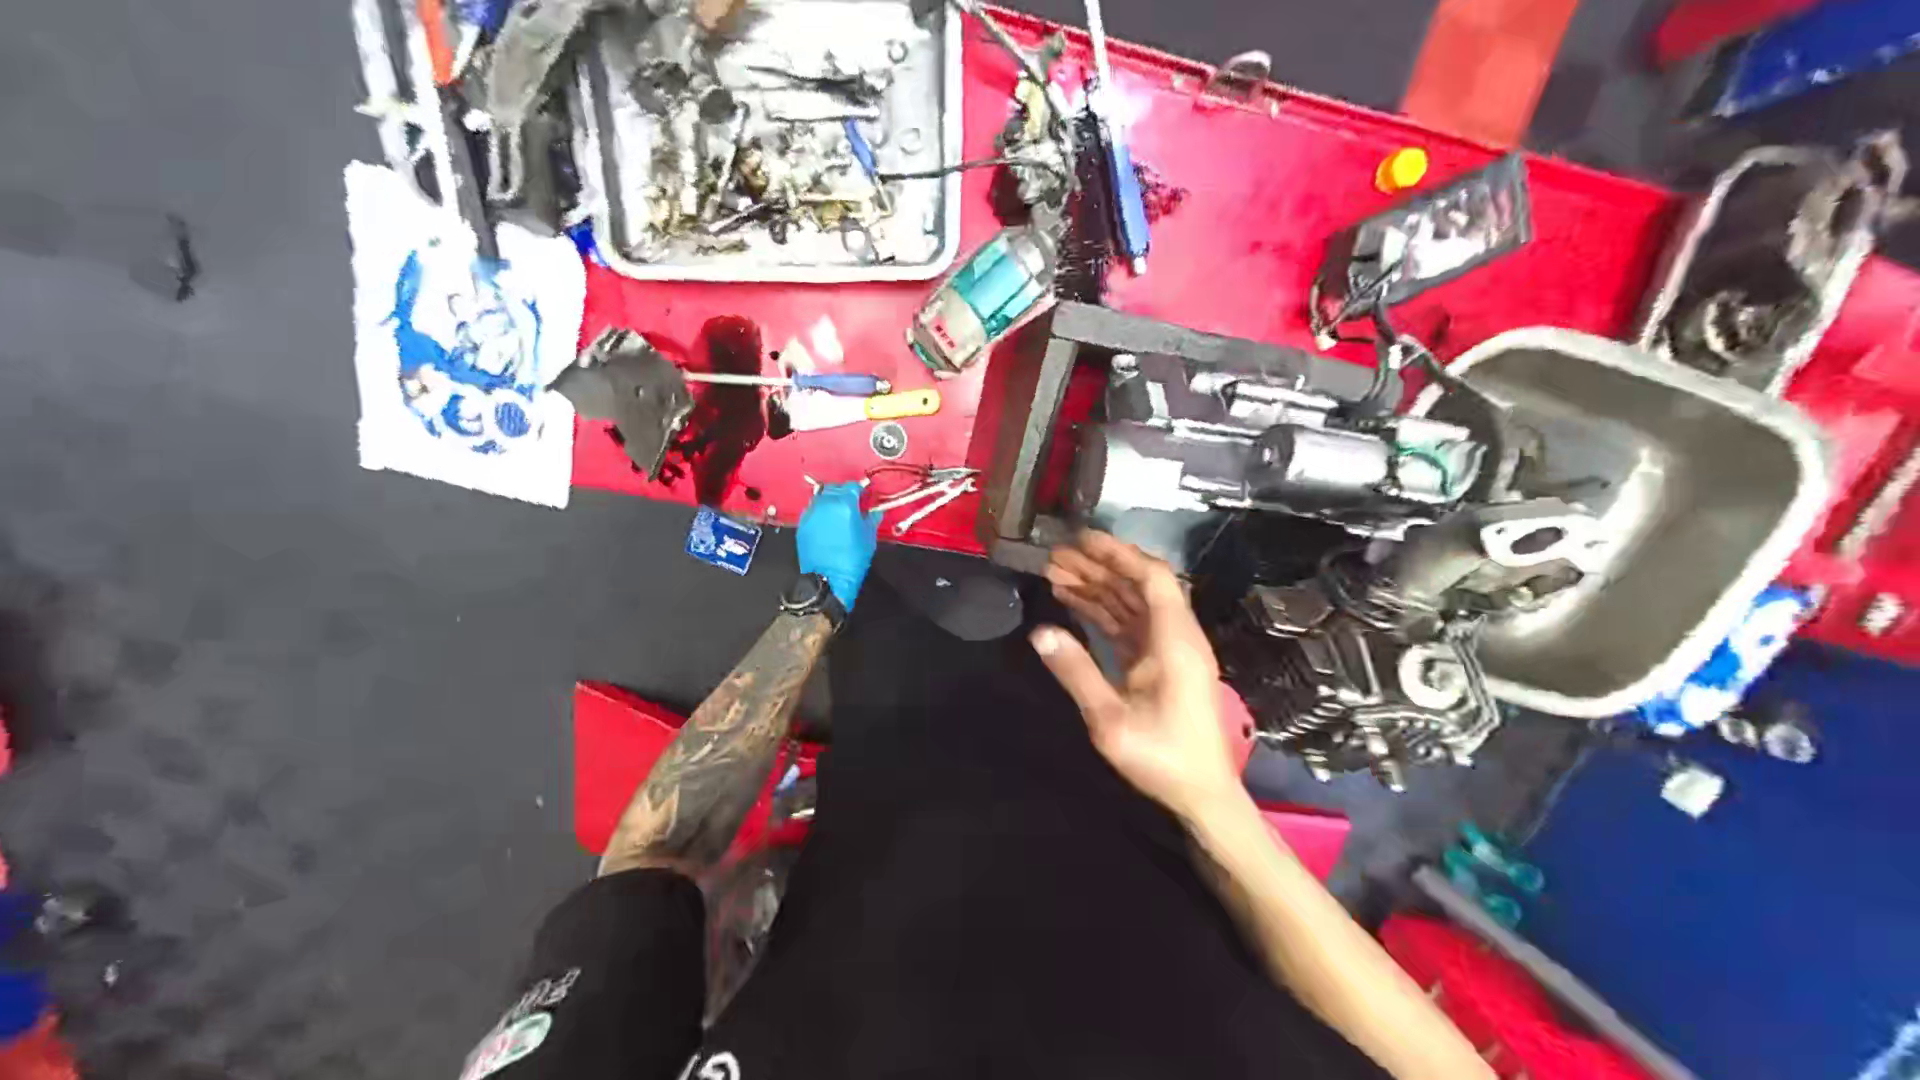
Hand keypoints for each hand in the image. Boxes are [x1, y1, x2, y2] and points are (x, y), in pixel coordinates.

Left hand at [797, 482, 880, 609]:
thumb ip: (872, 518)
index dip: (861, 491)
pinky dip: (820, 511)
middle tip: (853, 504)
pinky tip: (827, 523)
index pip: (853, 486)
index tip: (865, 498)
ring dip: (831, 500)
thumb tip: (874, 510)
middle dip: (845, 493)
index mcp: (844, 504)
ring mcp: (811, 513)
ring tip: (838, 513)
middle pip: (835, 488)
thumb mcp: (869, 537)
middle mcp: (825, 504)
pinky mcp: (802, 524)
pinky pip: (812, 510)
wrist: (828, 580)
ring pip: (821, 497)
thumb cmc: (853, 559)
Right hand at [1030, 531, 1241, 824]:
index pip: (1152, 578)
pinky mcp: (1160, 663)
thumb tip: (1040, 633)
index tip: (1081, 540)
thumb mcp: (1111, 720)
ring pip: (1132, 603)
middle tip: (1055, 556)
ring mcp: (1169, 649)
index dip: (1117, 553)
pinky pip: (1129, 625)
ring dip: (1097, 586)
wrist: (1202, 794)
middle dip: (1098, 567)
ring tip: (1056, 573)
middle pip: (1138, 585)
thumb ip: (1077, 672)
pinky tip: (1073, 602)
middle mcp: (1175, 636)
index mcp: (1174, 641)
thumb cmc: (1163, 758)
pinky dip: (1102, 611)